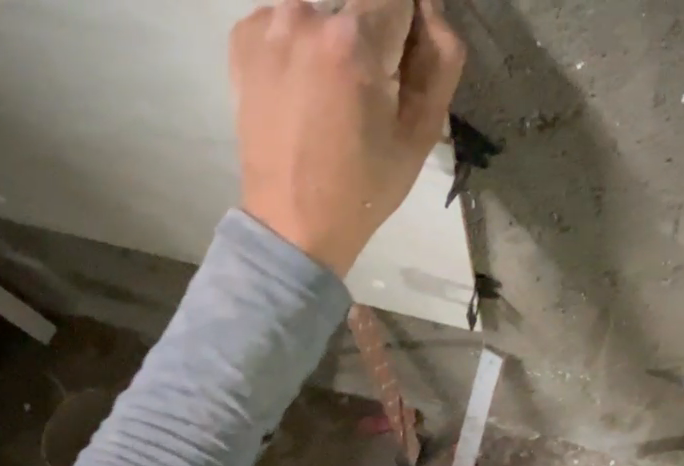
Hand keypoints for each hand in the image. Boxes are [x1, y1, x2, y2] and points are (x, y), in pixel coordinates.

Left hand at [229, 0, 465, 277]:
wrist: (293, 226)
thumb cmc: (363, 189)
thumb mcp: (421, 134)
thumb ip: (441, 58)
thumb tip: (430, 11)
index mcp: (354, 39)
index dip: (409, 22)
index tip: (404, 58)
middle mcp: (304, 17)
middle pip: (356, 0)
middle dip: (371, 31)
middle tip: (367, 86)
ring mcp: (266, 27)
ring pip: (320, 9)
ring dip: (333, 35)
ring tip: (332, 88)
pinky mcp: (242, 42)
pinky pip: (283, 20)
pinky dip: (298, 42)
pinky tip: (302, 87)